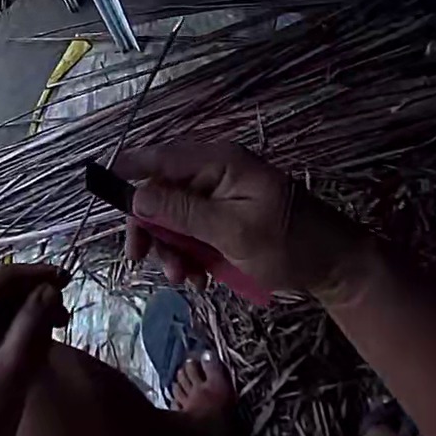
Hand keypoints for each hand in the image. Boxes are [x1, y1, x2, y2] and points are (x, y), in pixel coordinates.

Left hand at [0, 263, 69, 435]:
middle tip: (66, 317)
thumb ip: (28, 331)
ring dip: (28, 317)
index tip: (68, 280)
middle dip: (33, 298)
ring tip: (56, 333)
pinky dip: (17, 336)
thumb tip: (49, 289)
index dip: (35, 275)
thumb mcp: (5, 381)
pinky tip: (36, 351)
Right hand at [114, 142, 369, 297]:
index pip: (162, 157)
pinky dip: (188, 254)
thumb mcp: (232, 230)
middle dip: (151, 226)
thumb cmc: (288, 242)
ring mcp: (219, 195)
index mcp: (218, 162)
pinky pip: (191, 231)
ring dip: (170, 248)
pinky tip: (198, 279)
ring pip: (173, 216)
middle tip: (140, 259)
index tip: (100, 186)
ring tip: (183, 279)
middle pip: (162, 191)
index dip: (129, 169)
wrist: (334, 266)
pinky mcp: (224, 217)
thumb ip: (182, 212)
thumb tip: (136, 197)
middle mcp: (214, 172)